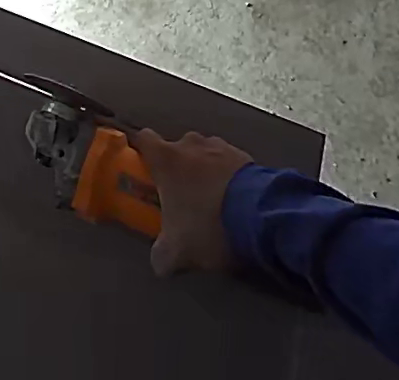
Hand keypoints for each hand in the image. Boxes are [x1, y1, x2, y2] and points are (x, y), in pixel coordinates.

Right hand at [128, 129, 253, 275]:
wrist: (258, 215)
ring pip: (202, 153)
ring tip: (209, 199)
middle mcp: (190, 144)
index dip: (140, 150)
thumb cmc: (206, 224)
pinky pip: (225, 160)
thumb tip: (160, 260)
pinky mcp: (243, 153)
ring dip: (202, 170)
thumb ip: (161, 254)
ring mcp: (219, 145)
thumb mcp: (177, 251)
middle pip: (176, 149)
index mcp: (167, 159)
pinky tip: (231, 198)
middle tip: (180, 196)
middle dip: (176, 168)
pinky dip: (224, 173)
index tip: (141, 167)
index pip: (144, 138)